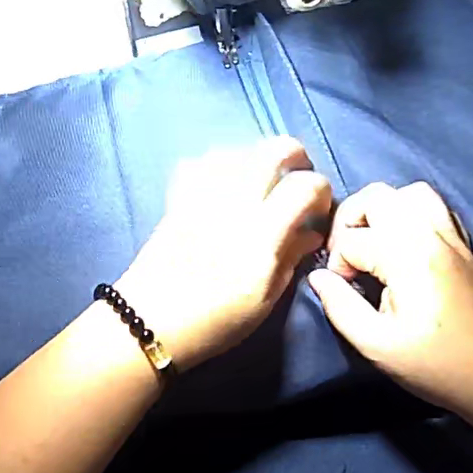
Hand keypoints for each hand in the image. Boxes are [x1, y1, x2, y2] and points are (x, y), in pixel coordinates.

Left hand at [115, 137, 332, 368]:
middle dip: (295, 156)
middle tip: (298, 176)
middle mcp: (234, 204)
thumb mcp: (265, 300)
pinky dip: (221, 163)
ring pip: (238, 149)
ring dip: (257, 157)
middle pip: (272, 150)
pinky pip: (202, 161)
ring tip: (262, 179)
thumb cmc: (215, 321)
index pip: (305, 186)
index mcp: (262, 234)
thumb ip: (291, 258)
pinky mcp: (179, 197)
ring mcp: (203, 195)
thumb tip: (310, 232)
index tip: (319, 209)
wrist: (150, 323)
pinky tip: (225, 183)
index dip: (322, 191)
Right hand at [307, 182, 472, 436]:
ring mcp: (451, 236)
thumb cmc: (439, 366)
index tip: (342, 293)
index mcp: (407, 255)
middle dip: (349, 221)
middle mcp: (430, 233)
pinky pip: (433, 207)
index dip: (336, 265)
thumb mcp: (378, 346)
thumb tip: (319, 278)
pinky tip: (401, 246)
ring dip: (381, 211)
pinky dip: (409, 214)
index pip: (351, 239)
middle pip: (378, 197)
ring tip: (370, 244)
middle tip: (345, 258)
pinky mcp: (463, 246)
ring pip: (408, 194)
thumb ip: (341, 307)